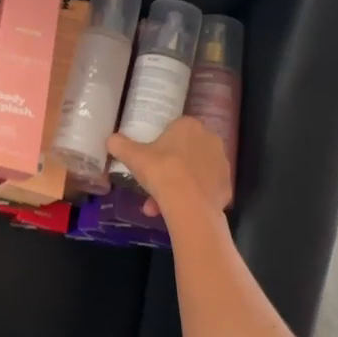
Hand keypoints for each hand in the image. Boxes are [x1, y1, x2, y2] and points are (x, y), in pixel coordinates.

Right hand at [108, 116, 232, 219]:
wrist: (189, 205)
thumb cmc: (161, 171)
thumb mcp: (133, 156)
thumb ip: (119, 144)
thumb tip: (110, 139)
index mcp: (189, 126)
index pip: (173, 132)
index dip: (159, 148)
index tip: (148, 164)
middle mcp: (210, 139)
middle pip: (184, 154)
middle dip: (167, 171)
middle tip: (152, 186)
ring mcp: (222, 164)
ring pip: (193, 174)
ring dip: (177, 187)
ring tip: (159, 207)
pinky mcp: (227, 187)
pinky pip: (205, 190)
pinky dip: (192, 198)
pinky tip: (178, 210)